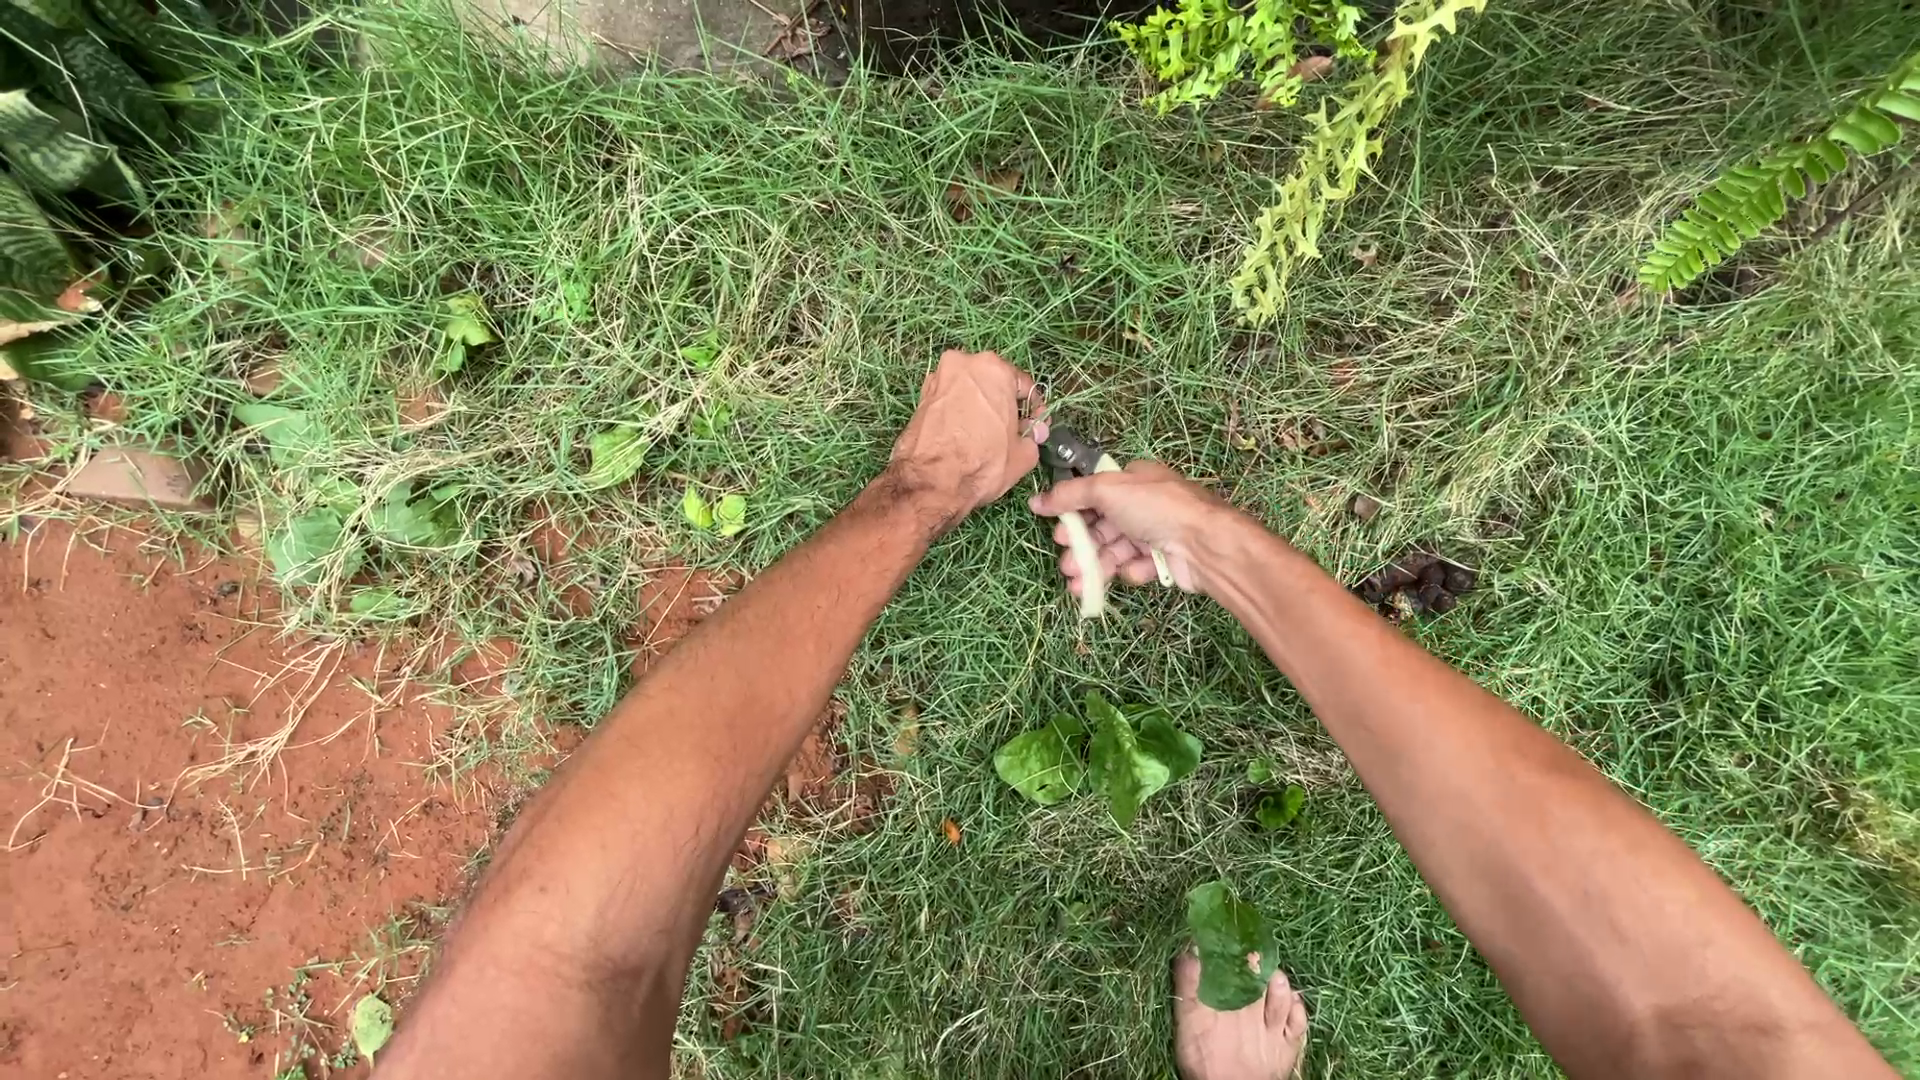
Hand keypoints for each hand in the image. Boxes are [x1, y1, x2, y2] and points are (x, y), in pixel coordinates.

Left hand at [888, 349, 1044, 529]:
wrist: (931, 483)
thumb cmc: (982, 463)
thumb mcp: (1024, 454)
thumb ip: (1032, 436)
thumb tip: (1031, 433)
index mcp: (993, 368)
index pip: (1023, 385)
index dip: (1033, 410)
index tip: (1033, 427)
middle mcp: (963, 365)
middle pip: (993, 384)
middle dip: (1004, 407)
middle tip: (1011, 434)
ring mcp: (937, 380)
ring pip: (969, 393)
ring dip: (981, 410)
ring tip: (987, 439)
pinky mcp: (920, 400)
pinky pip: (950, 404)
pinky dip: (959, 416)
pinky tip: (965, 440)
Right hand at [1027, 461, 1243, 595]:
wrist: (1203, 544)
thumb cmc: (1155, 508)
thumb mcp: (1106, 490)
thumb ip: (1069, 495)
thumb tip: (1036, 502)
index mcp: (1132, 480)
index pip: (1094, 495)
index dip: (1073, 513)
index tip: (1056, 529)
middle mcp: (1142, 504)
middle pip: (1101, 526)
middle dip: (1080, 546)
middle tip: (1066, 562)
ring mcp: (1153, 533)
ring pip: (1114, 550)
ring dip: (1094, 565)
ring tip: (1078, 583)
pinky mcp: (1162, 560)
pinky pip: (1135, 566)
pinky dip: (1128, 571)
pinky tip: (1127, 574)